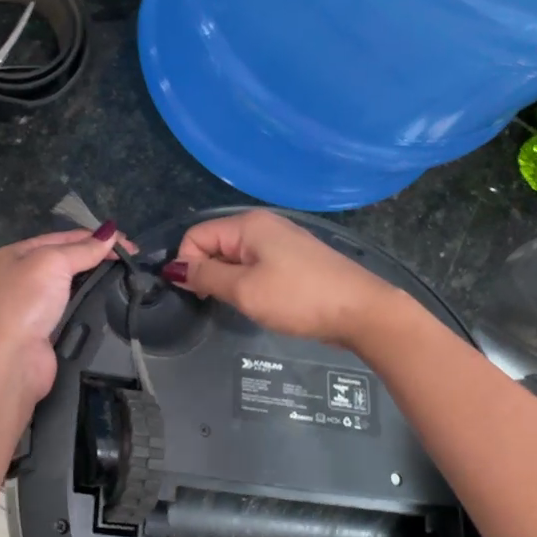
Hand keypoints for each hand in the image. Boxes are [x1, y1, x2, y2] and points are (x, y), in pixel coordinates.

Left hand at [0, 226, 120, 410]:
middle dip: (97, 258)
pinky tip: (111, 304)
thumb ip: (83, 249)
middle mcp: (22, 277)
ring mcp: (34, 307)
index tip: (128, 243)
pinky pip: (73, 311)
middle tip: (131, 261)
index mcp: (17, 254)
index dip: (95, 237)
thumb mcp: (52, 263)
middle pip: (67, 261)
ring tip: (128, 279)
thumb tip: (111, 233)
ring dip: (96, 283)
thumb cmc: (25, 302)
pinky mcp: (47, 332)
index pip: (62, 237)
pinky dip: (90, 306)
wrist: (8, 359)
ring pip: (71, 287)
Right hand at [164, 210, 400, 347]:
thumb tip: (174, 268)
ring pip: (235, 258)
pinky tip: (264, 302)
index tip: (198, 295)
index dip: (187, 265)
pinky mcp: (294, 259)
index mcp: (247, 224)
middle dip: (208, 273)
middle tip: (222, 303)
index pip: (195, 236)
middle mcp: (262, 225)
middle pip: (214, 244)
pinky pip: (256, 265)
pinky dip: (250, 282)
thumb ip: (205, 276)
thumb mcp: (244, 290)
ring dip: (230, 281)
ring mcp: (281, 241)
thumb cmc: (299, 298)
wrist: (362, 312)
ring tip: (245, 304)